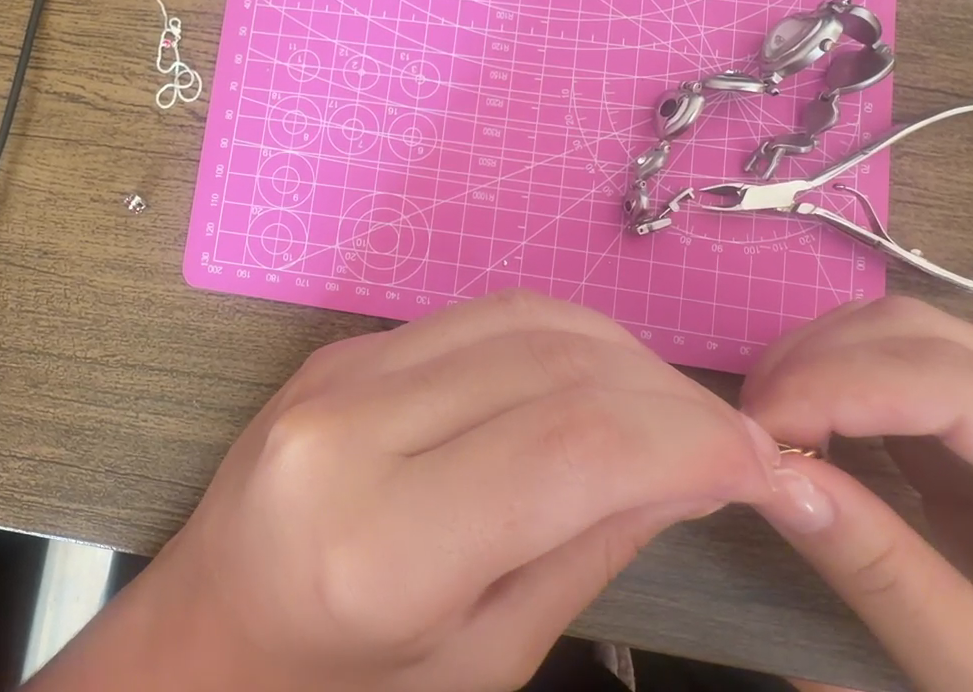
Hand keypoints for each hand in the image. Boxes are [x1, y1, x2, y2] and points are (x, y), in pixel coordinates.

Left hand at [27, 291, 777, 691]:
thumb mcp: (479, 658)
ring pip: (517, 316)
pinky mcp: (337, 349)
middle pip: (549, 361)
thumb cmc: (340, 678)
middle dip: (665, 392)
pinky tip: (586, 382)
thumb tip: (686, 465)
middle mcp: (349, 430)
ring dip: (616, 351)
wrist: (210, 621)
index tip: (762, 465)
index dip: (689, 440)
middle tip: (728, 443)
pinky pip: (470, 317)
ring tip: (666, 412)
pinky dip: (553, 339)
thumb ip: (583, 550)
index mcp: (379, 542)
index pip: (570, 445)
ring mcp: (335, 372)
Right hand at [746, 297, 972, 691]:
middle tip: (750, 434)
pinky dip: (838, 389)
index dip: (842, 387)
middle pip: (934, 340)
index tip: (755, 435)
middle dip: (818, 365)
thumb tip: (775, 478)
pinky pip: (909, 380)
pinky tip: (809, 434)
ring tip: (772, 432)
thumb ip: (893, 585)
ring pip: (914, 340)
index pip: (966, 389)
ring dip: (821, 365)